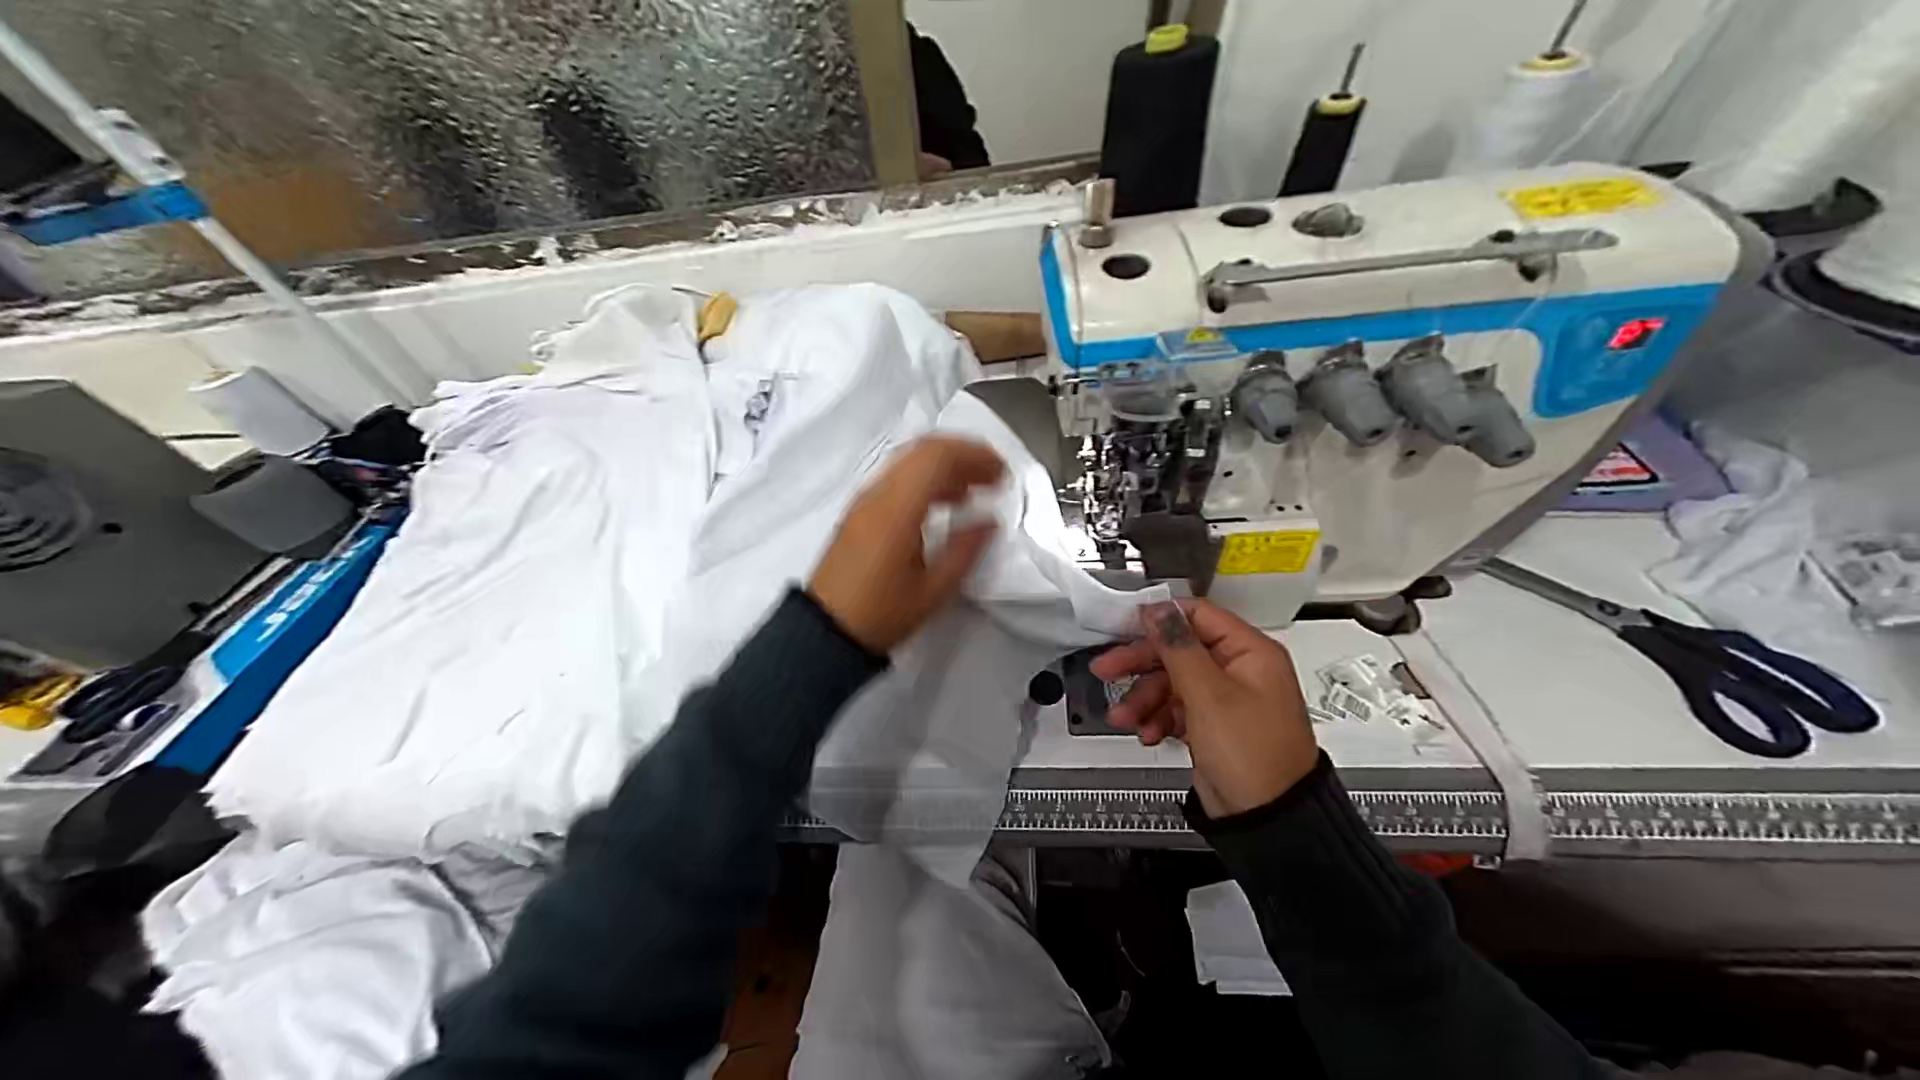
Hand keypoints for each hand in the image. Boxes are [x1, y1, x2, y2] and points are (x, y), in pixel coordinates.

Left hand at [808, 436, 1004, 652]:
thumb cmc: (880, 614)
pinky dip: (925, 478)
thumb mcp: (934, 590)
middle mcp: (878, 495)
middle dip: (963, 454)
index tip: (1000, 473)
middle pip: (924, 450)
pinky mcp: (859, 512)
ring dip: (945, 465)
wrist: (826, 631)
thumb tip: (988, 522)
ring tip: (973, 490)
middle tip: (992, 475)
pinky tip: (943, 502)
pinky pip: (897, 477)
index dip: (975, 456)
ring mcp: (865, 501)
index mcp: (898, 509)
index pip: (938, 457)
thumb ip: (965, 549)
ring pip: (909, 460)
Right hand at [1090, 600, 1318, 817]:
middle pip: (1177, 651)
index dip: (1160, 619)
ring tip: (1125, 716)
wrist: (1267, 820)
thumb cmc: (1257, 759)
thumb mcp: (1209, 694)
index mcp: (1249, 653)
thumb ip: (1179, 647)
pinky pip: (1174, 709)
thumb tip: (1159, 611)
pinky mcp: (1211, 725)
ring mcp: (1223, 700)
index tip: (1125, 625)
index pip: (1197, 616)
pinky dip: (1156, 718)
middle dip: (1140, 663)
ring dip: (1143, 698)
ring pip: (1170, 682)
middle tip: (1107, 668)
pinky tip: (1147, 731)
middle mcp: (1238, 672)